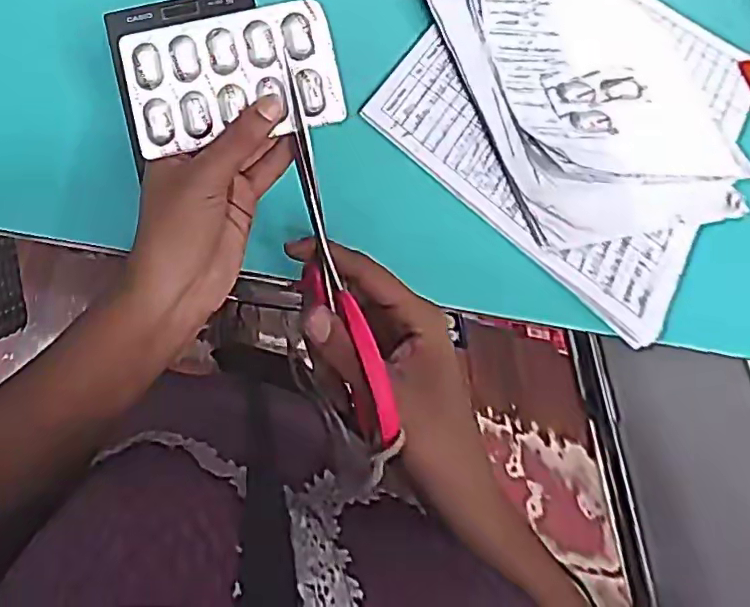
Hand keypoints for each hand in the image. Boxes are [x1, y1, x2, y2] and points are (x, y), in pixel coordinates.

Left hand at [124, 94, 293, 330]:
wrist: (180, 291)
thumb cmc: (169, 236)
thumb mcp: (204, 177)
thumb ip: (239, 141)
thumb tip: (266, 106)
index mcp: (172, 147)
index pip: (202, 109)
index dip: (225, 88)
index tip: (252, 66)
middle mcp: (196, 160)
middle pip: (230, 125)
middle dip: (254, 104)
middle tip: (282, 77)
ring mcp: (220, 180)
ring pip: (251, 145)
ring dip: (272, 127)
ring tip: (297, 99)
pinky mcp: (241, 199)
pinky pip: (264, 169)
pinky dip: (281, 154)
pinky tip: (296, 135)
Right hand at [284, 238, 474, 465]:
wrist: (457, 498)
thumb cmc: (433, 443)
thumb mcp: (383, 394)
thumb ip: (343, 349)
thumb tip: (308, 309)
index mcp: (418, 316)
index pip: (367, 272)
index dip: (328, 257)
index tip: (292, 251)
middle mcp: (407, 321)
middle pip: (350, 298)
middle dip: (328, 326)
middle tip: (322, 358)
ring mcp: (396, 342)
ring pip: (343, 326)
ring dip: (332, 356)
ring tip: (344, 393)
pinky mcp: (385, 362)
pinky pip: (347, 349)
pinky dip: (338, 369)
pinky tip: (348, 398)